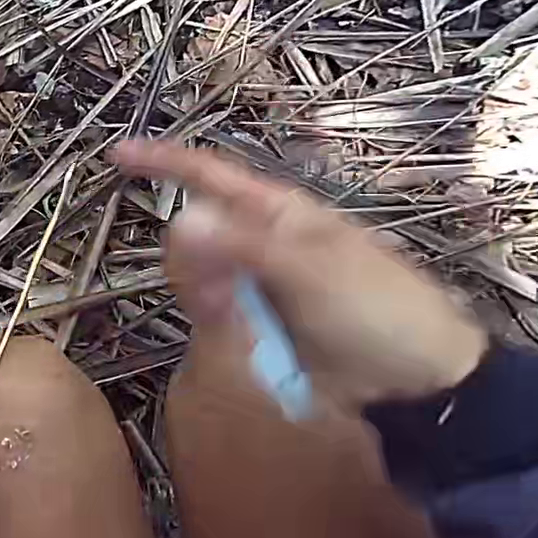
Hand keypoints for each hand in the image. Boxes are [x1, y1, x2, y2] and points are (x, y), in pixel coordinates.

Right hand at [114, 140, 487, 408]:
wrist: (417, 383)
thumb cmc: (378, 309)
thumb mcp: (311, 271)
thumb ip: (241, 247)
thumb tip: (178, 220)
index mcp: (275, 211)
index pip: (209, 175)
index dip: (164, 161)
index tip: (120, 154)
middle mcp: (254, 239)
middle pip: (192, 233)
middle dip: (193, 262)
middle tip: (225, 297)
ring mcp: (249, 280)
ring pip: (196, 275)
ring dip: (207, 296)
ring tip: (249, 324)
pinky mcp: (248, 317)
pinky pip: (209, 309)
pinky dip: (216, 320)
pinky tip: (247, 336)